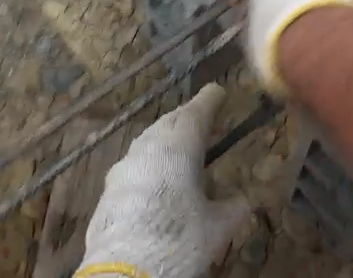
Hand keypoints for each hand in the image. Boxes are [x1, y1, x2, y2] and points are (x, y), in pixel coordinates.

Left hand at [76, 84, 249, 277]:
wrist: (124, 274)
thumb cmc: (178, 240)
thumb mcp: (217, 228)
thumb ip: (233, 208)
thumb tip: (243, 200)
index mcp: (179, 145)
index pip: (197, 111)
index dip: (209, 100)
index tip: (218, 92)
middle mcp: (150, 146)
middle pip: (170, 121)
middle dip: (186, 117)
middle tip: (201, 118)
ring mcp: (125, 166)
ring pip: (148, 140)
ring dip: (165, 138)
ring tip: (178, 147)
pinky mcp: (109, 190)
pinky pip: (134, 164)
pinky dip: (148, 163)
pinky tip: (153, 179)